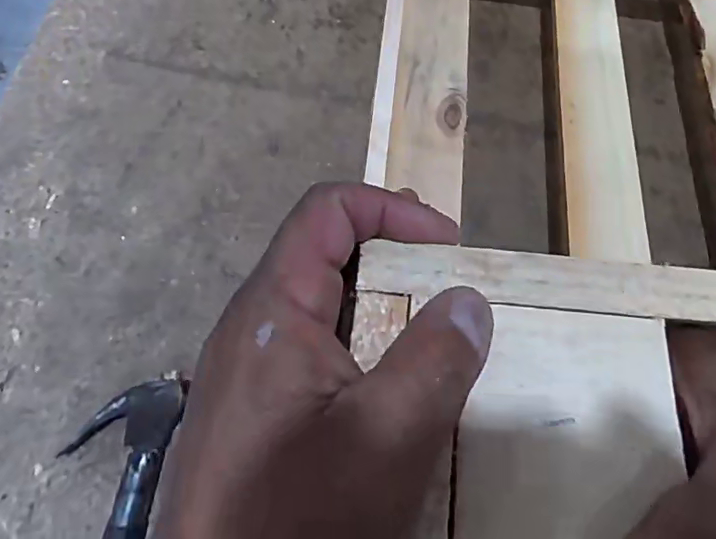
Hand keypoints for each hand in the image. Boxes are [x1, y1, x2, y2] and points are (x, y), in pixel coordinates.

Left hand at [155, 183, 491, 538]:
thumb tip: (468, 301)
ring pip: (322, 303)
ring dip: (384, 299)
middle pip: (324, 250)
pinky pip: (316, 351)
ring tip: (431, 322)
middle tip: (447, 274)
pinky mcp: (254, 419)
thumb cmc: (298, 521)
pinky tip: (393, 382)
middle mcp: (249, 331)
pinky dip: (366, 342)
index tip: (446, 246)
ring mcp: (247, 377)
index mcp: (270, 312)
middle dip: (394, 249)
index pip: (327, 210)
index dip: (391, 208)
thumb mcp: (385, 438)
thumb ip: (435, 358)